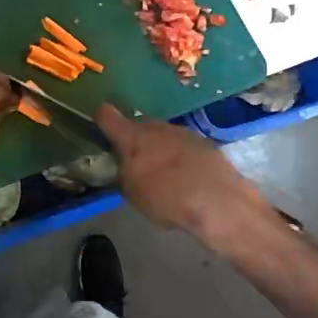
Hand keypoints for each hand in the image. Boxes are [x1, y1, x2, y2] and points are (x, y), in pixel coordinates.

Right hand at [96, 103, 270, 254]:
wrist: (218, 200)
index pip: (107, 116)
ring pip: (163, 135)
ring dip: (160, 148)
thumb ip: (125, 173)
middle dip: (135, 140)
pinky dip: (181, 157)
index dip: (101, 117)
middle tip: (136, 161)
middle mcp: (156, 127)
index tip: (99, 120)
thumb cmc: (166, 198)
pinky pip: (183, 146)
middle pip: (139, 127)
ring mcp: (182, 132)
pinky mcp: (204, 142)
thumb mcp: (132, 193)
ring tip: (164, 174)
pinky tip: (187, 178)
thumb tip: (128, 165)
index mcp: (132, 137)